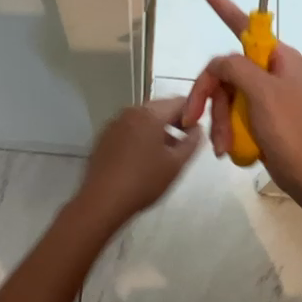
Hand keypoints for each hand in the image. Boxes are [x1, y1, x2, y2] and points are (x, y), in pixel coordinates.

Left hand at [73, 97, 202, 227]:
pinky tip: (143, 158)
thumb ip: (192, 142)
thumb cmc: (144, 181)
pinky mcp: (104, 136)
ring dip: (158, 129)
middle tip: (184, 143)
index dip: (192, 114)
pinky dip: (140, 136)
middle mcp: (130, 111)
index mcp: (150, 114)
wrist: (103, 200)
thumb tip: (197, 128)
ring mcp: (114, 122)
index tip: (196, 132)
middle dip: (174, 122)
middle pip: (160, 108)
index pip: (179, 102)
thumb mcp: (176, 164)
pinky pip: (129, 128)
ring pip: (143, 118)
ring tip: (166, 153)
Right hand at [184, 0, 301, 197]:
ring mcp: (263, 96)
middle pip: (224, 71)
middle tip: (193, 118)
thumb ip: (236, 69)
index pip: (244, 24)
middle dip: (209, 96)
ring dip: (217, 121)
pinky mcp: (258, 118)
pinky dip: (224, 131)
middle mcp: (270, 71)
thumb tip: (218, 64)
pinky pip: (230, 115)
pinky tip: (227, 149)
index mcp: (278, 58)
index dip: (222, 5)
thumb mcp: (263, 95)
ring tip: (222, 146)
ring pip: (223, 96)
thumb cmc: (292, 133)